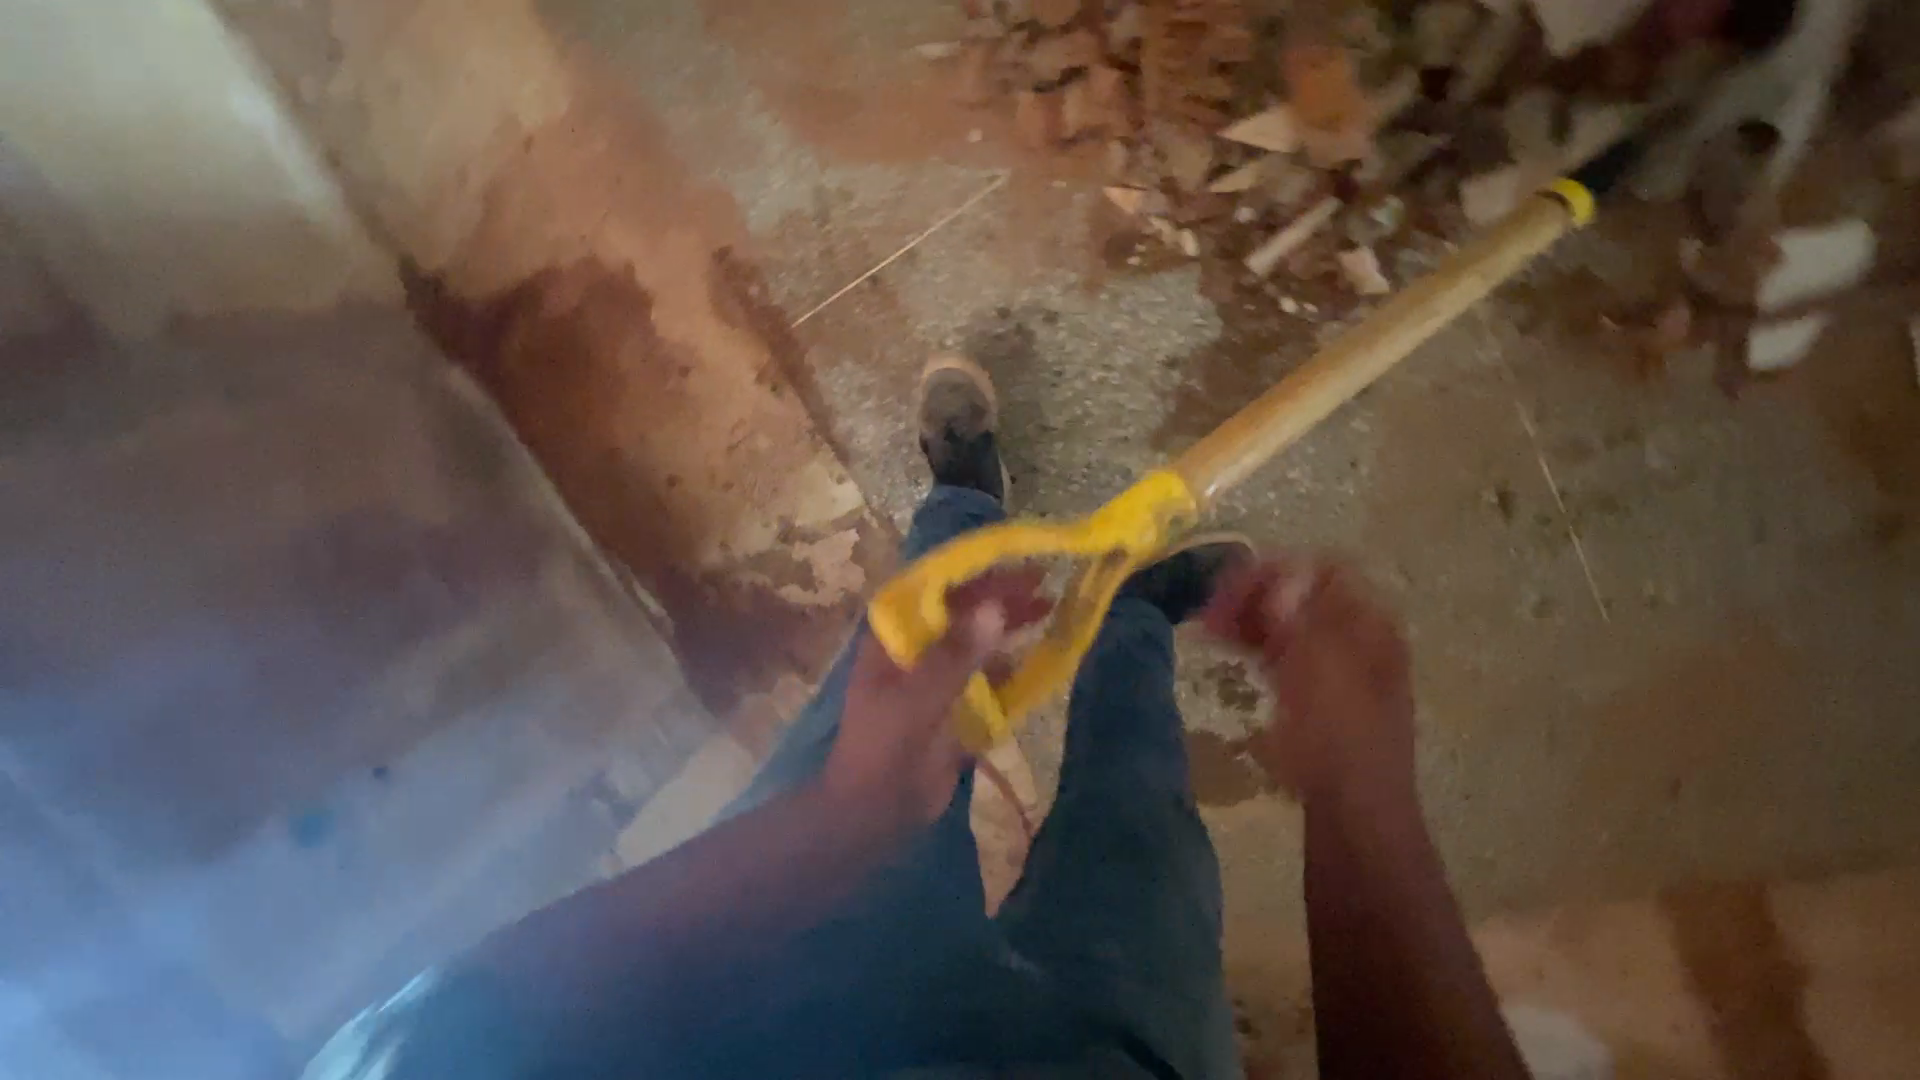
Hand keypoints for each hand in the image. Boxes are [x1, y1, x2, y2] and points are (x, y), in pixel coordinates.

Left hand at [823, 570, 1049, 826]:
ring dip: (1009, 629)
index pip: (939, 589)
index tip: (1020, 567)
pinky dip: (1010, 669)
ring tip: (1050, 613)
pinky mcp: (955, 705)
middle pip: (964, 612)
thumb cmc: (884, 746)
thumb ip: (956, 655)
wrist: (875, 810)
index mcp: (895, 634)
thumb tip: (995, 610)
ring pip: (978, 641)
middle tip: (1045, 589)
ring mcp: (937, 676)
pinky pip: (987, 678)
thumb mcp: (917, 697)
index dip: (980, 575)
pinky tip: (1036, 664)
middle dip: (1002, 599)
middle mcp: (916, 647)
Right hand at [1201, 558, 1414, 804]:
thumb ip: (1300, 618)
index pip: (1322, 567)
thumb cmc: (1338, 739)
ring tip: (1208, 626)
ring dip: (1248, 616)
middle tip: (1211, 609)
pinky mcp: (1317, 690)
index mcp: (1369, 622)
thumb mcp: (1320, 671)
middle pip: (1302, 591)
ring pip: (1288, 620)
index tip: (1231, 587)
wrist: (1354, 811)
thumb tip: (1278, 580)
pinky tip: (1225, 647)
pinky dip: (1255, 642)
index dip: (1276, 570)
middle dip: (1255, 593)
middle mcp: (1358, 635)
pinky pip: (1284, 648)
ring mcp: (1338, 662)